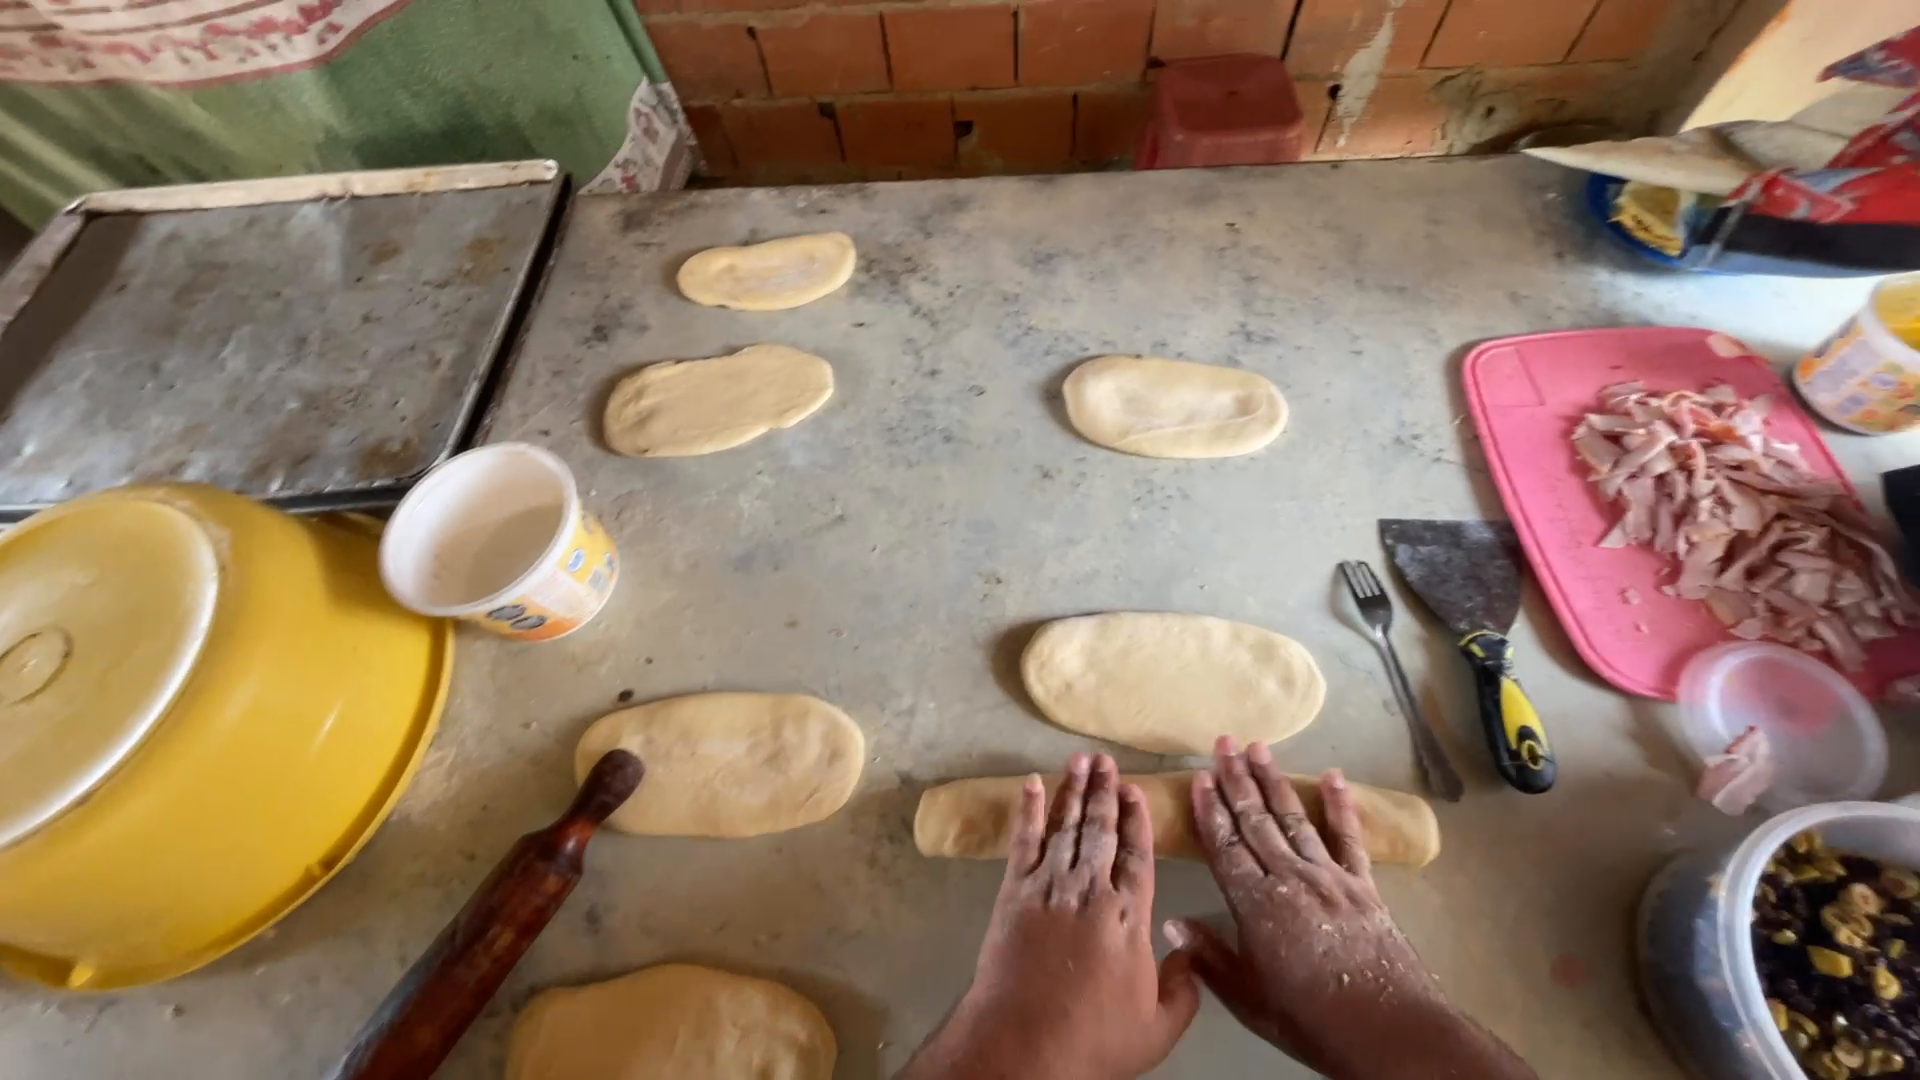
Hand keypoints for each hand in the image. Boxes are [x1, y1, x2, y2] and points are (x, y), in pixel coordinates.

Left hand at [900, 753, 1199, 1079]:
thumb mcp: (1158, 1027)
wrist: (1025, 1042)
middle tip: (1105, 759)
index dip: (1137, 818)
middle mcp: (1090, 889)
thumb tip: (1191, 951)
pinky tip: (1033, 785)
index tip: (1135, 788)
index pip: (1137, 854)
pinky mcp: (1015, 891)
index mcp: (1129, 915)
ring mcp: (1050, 886)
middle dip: (1104, 791)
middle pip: (1101, 829)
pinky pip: (1024, 842)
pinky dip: (1029, 811)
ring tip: (1080, 760)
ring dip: (1073, 790)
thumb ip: (1183, 987)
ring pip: (1066, 826)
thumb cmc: (1094, 1039)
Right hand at [1165, 737, 1534, 1079]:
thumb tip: (1171, 921)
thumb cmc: (1311, 1020)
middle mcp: (1289, 878)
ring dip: (1273, 780)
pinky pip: (1348, 837)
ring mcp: (1328, 877)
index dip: (1210, 809)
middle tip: (1224, 742)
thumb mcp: (1249, 998)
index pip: (1225, 845)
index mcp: (1256, 904)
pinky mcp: (1363, 885)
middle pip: (1255, 820)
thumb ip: (1210, 956)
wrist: (1392, 1035)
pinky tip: (1334, 776)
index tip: (1199, 776)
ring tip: (1258, 747)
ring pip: (1293, 818)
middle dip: (1236, 778)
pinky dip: (1341, 805)